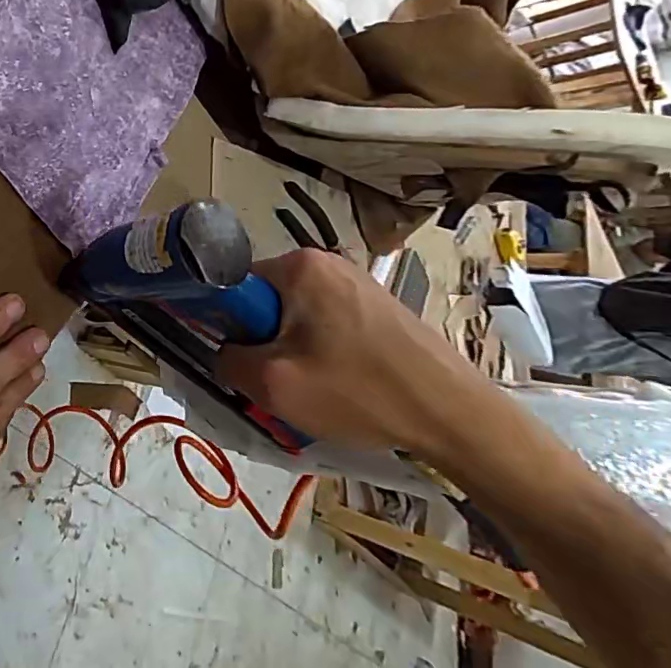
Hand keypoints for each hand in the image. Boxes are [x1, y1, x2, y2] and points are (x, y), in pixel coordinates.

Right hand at [216, 250, 484, 455]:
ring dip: (295, 350)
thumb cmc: (358, 390)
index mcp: (300, 265)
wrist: (448, 409)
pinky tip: (343, 384)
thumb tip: (223, 350)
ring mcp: (356, 280)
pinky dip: (324, 351)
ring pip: (299, 315)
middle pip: (269, 300)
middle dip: (267, 341)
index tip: (243, 360)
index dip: (232, 325)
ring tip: (315, 388)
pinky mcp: (376, 302)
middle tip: (283, 382)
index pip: (238, 285)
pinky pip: (329, 322)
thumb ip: (230, 361)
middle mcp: (327, 261)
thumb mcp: (275, 385)